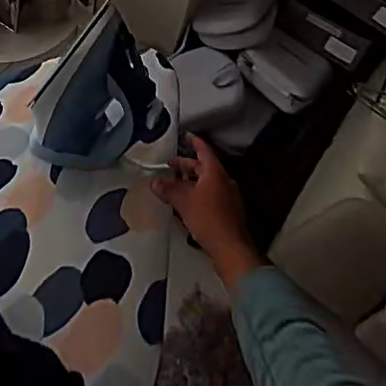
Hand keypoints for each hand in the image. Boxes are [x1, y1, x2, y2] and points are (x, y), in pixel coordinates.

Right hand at [150, 133, 264, 288]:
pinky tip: (186, 203)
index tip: (186, 136)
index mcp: (215, 173)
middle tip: (170, 166)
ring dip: (191, 182)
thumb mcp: (183, 201)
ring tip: (174, 186)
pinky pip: (211, 196)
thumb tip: (154, 182)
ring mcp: (229, 197)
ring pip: (207, 183)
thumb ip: (168, 189)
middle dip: (186, 166)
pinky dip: (198, 194)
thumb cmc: (209, 218)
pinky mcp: (228, 212)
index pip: (204, 150)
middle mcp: (225, 181)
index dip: (194, 142)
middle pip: (204, 167)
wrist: (232, 249)